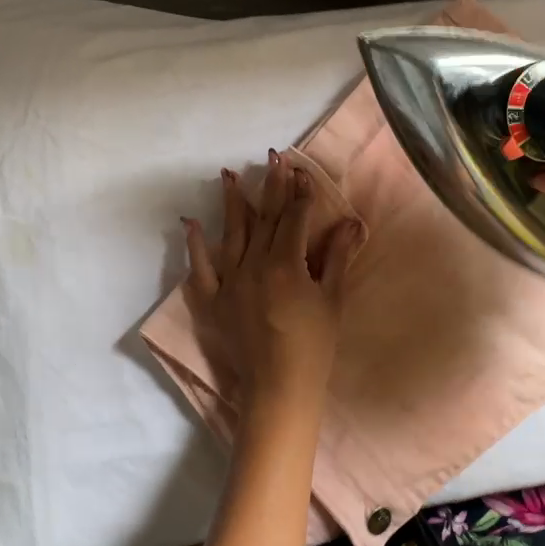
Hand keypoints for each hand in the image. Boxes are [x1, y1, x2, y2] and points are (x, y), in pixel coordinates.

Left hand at [183, 151, 365, 412]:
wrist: (279, 389)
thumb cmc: (314, 346)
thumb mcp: (332, 299)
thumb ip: (338, 256)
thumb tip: (352, 221)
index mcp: (285, 264)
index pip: (294, 219)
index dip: (300, 194)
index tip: (302, 170)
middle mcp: (253, 265)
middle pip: (264, 219)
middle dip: (270, 186)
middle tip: (273, 157)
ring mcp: (229, 282)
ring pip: (231, 234)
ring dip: (232, 202)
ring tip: (229, 174)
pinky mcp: (212, 301)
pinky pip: (199, 269)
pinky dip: (194, 245)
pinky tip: (192, 223)